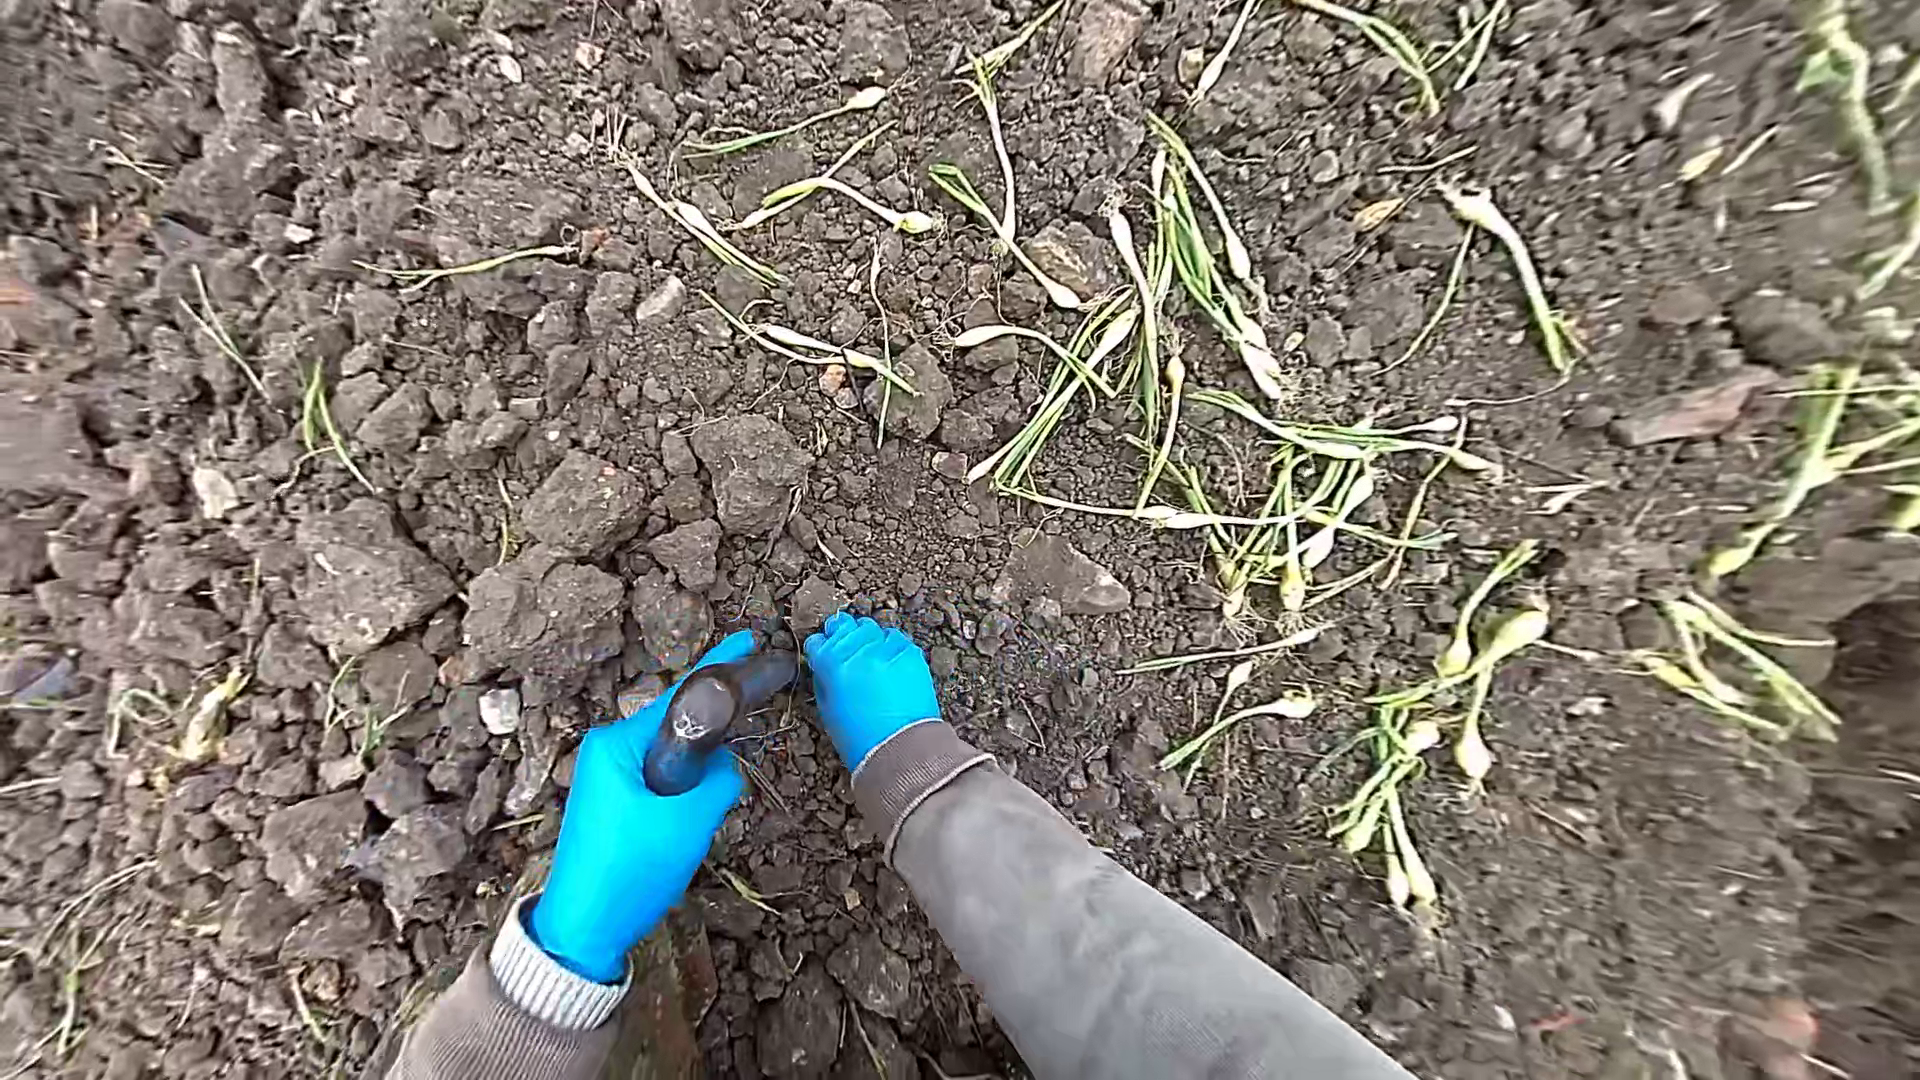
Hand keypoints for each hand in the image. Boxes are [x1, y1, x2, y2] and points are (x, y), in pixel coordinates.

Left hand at [529, 631, 751, 981]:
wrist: (582, 933)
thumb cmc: (632, 870)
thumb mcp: (691, 818)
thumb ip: (722, 777)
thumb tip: (727, 763)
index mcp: (618, 743)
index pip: (680, 692)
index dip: (719, 664)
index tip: (749, 639)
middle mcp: (610, 748)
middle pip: (678, 719)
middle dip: (717, 723)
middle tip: (757, 708)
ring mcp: (610, 772)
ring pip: (674, 748)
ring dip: (703, 759)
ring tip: (725, 778)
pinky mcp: (617, 795)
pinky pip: (664, 770)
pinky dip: (689, 776)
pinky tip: (705, 794)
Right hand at [805, 612, 940, 770]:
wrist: (901, 749)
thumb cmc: (860, 739)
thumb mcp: (827, 709)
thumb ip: (824, 678)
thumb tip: (824, 661)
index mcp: (832, 665)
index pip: (819, 641)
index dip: (821, 645)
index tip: (825, 647)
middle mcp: (859, 652)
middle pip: (847, 627)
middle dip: (845, 635)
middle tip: (850, 650)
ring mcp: (886, 650)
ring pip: (873, 630)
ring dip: (870, 640)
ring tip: (873, 661)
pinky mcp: (910, 653)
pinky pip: (896, 639)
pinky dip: (892, 648)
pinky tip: (891, 665)